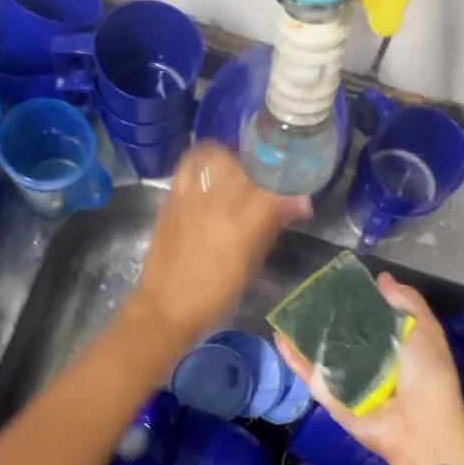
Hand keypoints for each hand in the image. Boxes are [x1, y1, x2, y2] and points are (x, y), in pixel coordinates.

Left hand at [125, 143, 309, 345]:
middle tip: (270, 186)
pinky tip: (213, 175)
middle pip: (248, 167)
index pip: (274, 189)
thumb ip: (270, 229)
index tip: (298, 196)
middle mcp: (216, 205)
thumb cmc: (214, 298)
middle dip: (266, 172)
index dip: (291, 188)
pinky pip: (189, 165)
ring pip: (218, 156)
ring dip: (234, 161)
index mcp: (241, 227)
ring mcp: (190, 198)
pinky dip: (205, 162)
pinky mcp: (171, 199)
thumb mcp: (251, 267)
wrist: (165, 308)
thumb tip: (295, 204)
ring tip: (240, 175)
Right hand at [275, 272, 463, 464]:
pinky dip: (294, 358)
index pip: (370, 316)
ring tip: (288, 308)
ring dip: (305, 332)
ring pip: (322, 351)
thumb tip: (381, 278)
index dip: (357, 299)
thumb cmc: (428, 375)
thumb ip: (407, 303)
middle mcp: (368, 360)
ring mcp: (346, 379)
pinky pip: (310, 374)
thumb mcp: (426, 331)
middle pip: (342, 333)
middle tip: (309, 290)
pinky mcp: (330, 396)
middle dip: (328, 314)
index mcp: (393, 344)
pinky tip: (280, 337)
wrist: (419, 426)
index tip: (340, 279)